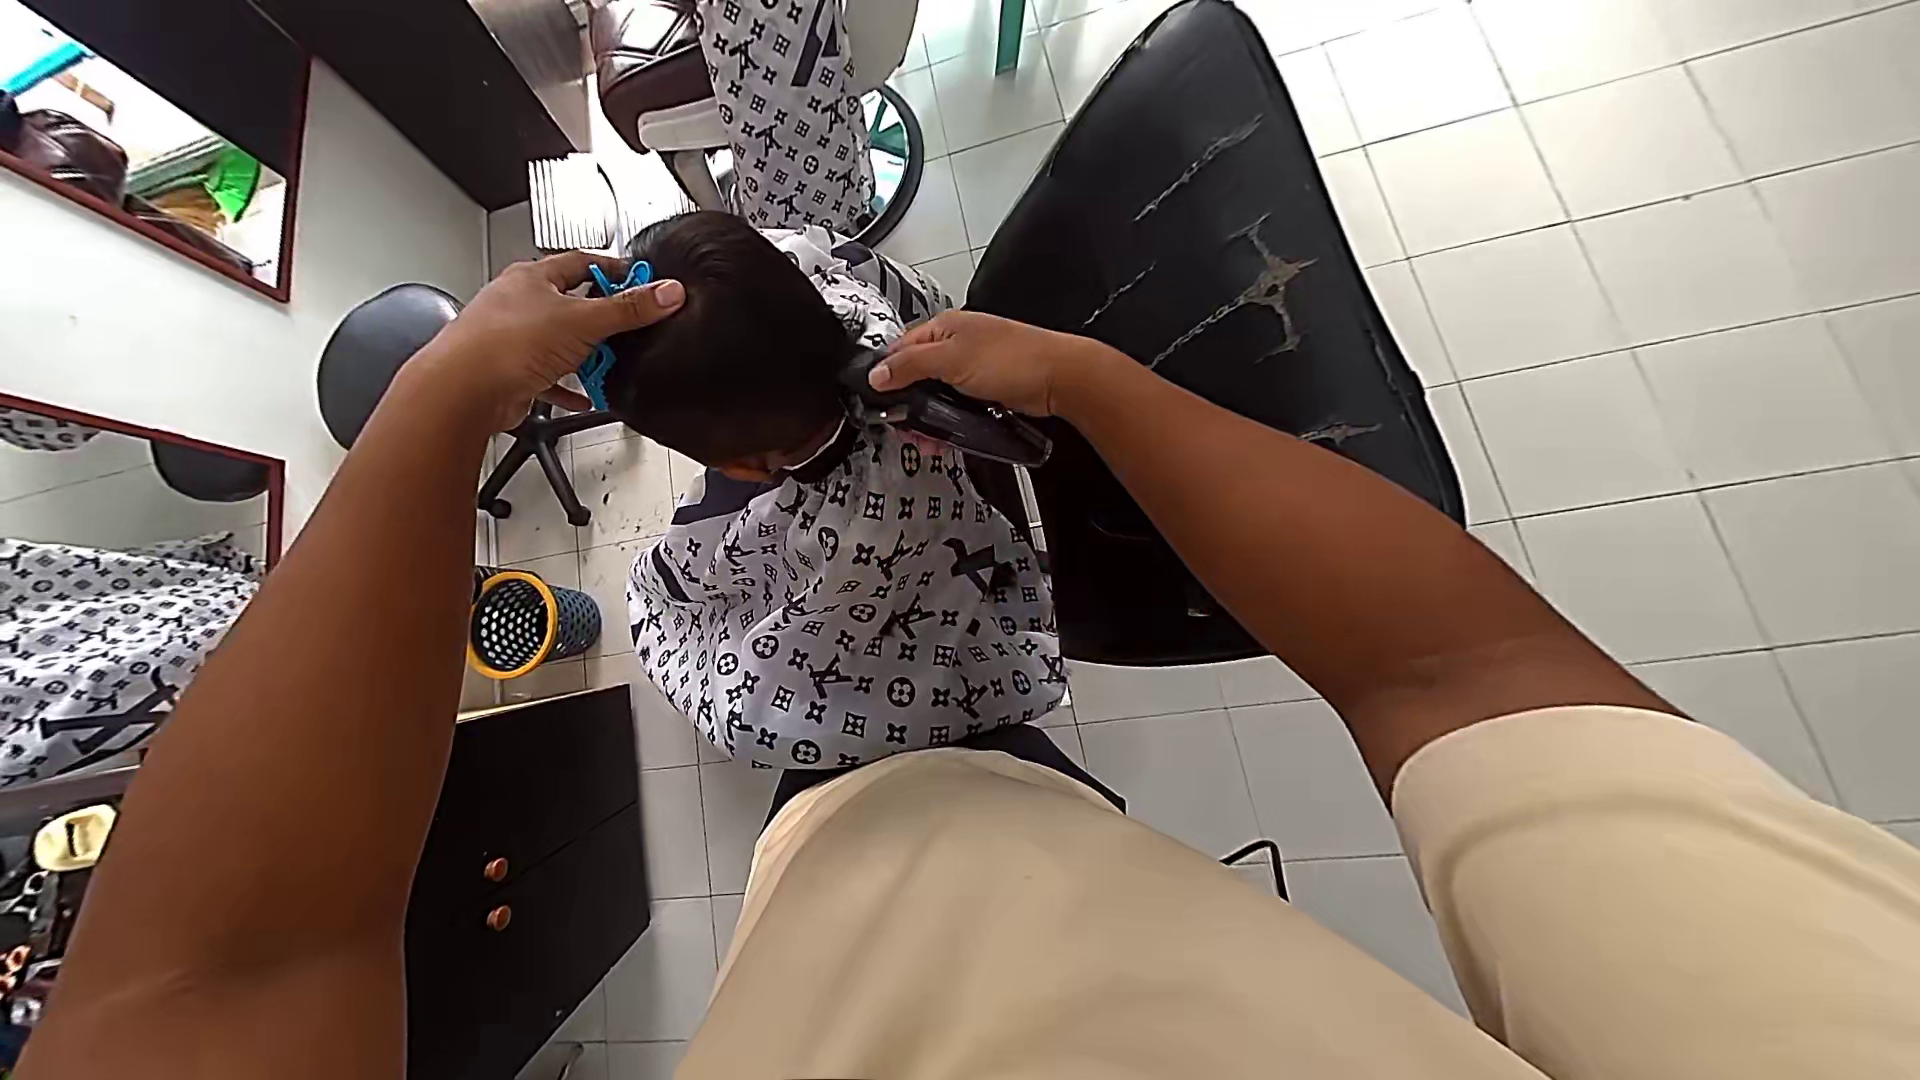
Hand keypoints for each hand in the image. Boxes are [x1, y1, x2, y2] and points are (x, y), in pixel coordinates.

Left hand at [409, 251, 685, 429]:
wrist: (467, 388)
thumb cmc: (505, 343)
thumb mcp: (585, 320)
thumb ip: (630, 309)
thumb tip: (667, 292)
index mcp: (534, 278)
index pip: (584, 262)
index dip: (616, 269)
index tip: (643, 281)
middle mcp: (522, 302)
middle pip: (577, 304)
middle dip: (606, 320)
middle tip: (630, 329)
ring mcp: (517, 337)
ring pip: (566, 341)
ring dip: (590, 355)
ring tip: (608, 365)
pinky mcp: (517, 369)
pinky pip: (555, 376)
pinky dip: (574, 385)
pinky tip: (586, 395)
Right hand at [870, 311, 1120, 417]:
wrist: (1058, 378)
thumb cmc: (1015, 358)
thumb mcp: (950, 360)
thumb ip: (910, 366)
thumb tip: (879, 373)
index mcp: (943, 328)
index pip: (900, 350)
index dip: (887, 376)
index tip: (881, 401)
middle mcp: (956, 346)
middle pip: (917, 376)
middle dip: (909, 405)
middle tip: (905, 427)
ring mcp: (972, 369)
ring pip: (937, 395)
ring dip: (929, 418)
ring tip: (926, 439)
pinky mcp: (985, 390)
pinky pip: (957, 407)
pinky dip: (949, 422)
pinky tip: (947, 436)